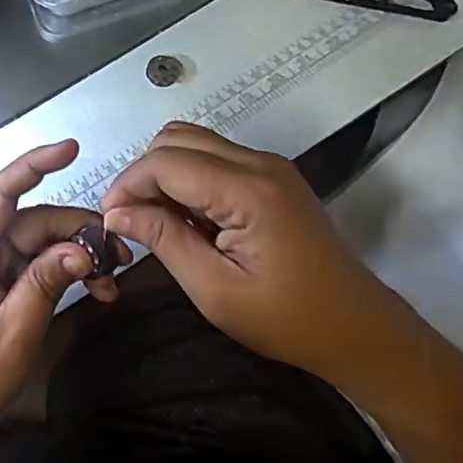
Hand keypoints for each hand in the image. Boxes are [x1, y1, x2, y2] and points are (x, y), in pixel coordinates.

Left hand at [0, 140, 125, 452]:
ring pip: (51, 239)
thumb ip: (44, 286)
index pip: (1, 193)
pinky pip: (50, 261)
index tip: (71, 149)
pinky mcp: (12, 279)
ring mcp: (0, 263)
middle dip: (81, 229)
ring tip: (115, 274)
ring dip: (84, 252)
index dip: (35, 165)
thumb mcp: (9, 337)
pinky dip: (76, 271)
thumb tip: (82, 250)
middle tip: (119, 253)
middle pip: (40, 219)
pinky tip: (101, 288)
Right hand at [99, 123, 408, 387]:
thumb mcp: (216, 291)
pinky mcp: (272, 174)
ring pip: (196, 141)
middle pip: (179, 138)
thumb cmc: (288, 319)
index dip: (129, 183)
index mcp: (249, 190)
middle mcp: (259, 162)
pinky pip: (216, 156)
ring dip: (166, 171)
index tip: (107, 218)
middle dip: (144, 173)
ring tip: (157, 220)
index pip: (169, 160)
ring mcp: (268, 164)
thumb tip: (117, 213)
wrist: (355, 325)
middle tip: (130, 220)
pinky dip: (190, 176)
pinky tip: (188, 217)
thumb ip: (165, 241)